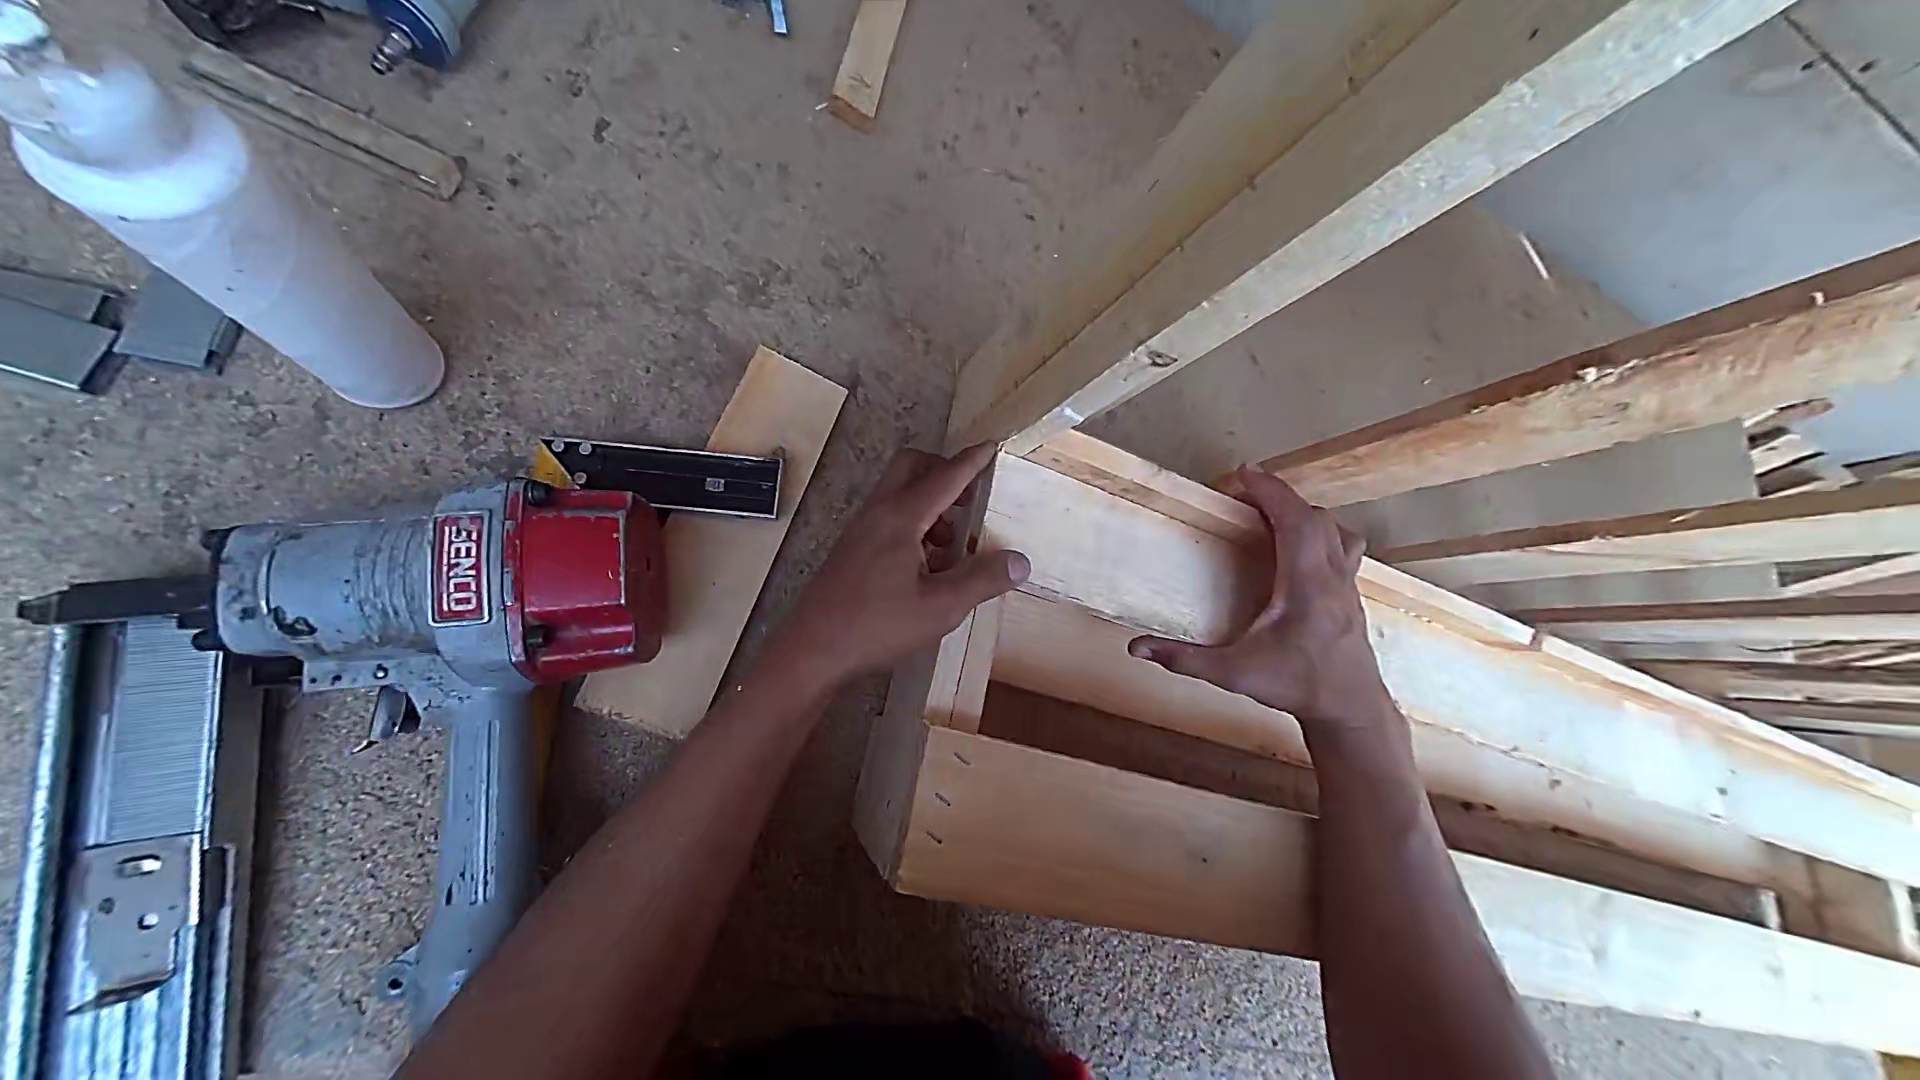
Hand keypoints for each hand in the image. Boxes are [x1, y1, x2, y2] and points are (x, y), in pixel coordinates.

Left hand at [765, 443, 1028, 686]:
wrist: (812, 651)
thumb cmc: (876, 626)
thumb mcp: (940, 607)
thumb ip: (982, 580)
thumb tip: (1020, 561)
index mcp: (901, 518)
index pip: (944, 477)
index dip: (971, 462)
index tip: (991, 446)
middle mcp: (878, 514)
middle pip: (911, 467)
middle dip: (943, 472)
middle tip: (968, 500)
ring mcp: (860, 530)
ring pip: (898, 494)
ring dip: (929, 504)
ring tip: (951, 547)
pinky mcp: (852, 550)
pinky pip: (887, 518)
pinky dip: (912, 526)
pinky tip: (925, 568)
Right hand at [1128, 469, 1395, 732]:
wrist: (1351, 710)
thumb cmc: (1296, 687)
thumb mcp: (1234, 674)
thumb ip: (1185, 659)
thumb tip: (1137, 649)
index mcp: (1306, 585)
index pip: (1294, 521)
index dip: (1269, 491)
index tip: (1242, 473)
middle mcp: (1332, 577)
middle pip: (1314, 518)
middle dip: (1280, 497)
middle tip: (1246, 492)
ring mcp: (1346, 585)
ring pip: (1335, 531)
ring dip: (1304, 514)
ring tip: (1274, 515)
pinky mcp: (1350, 596)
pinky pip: (1340, 548)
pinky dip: (1318, 534)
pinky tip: (1298, 551)